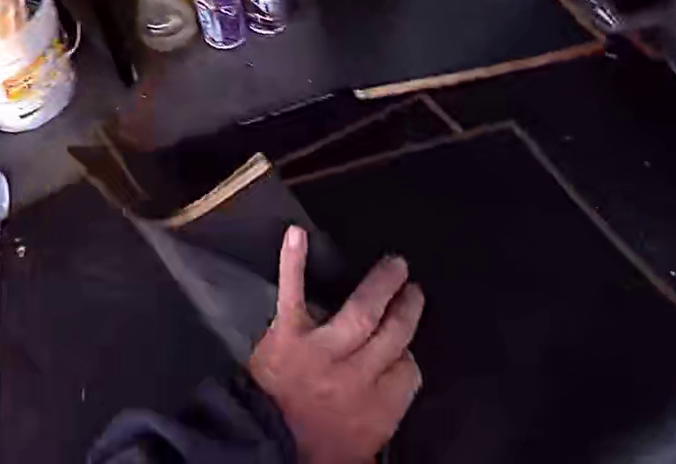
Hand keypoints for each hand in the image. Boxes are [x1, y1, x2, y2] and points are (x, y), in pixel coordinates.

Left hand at [247, 226, 424, 463]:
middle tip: (413, 287)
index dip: (407, 355)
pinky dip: (293, 261)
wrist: (262, 446)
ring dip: (382, 284)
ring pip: (362, 311)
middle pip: (393, 335)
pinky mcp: (289, 332)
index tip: (403, 345)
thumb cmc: (313, 452)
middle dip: (407, 309)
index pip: (409, 372)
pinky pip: (294, 291)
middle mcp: (357, 377)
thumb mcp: (362, 453)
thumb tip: (396, 400)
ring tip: (395, 264)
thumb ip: (384, 427)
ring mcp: (322, 350)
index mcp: (378, 410)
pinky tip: (297, 233)